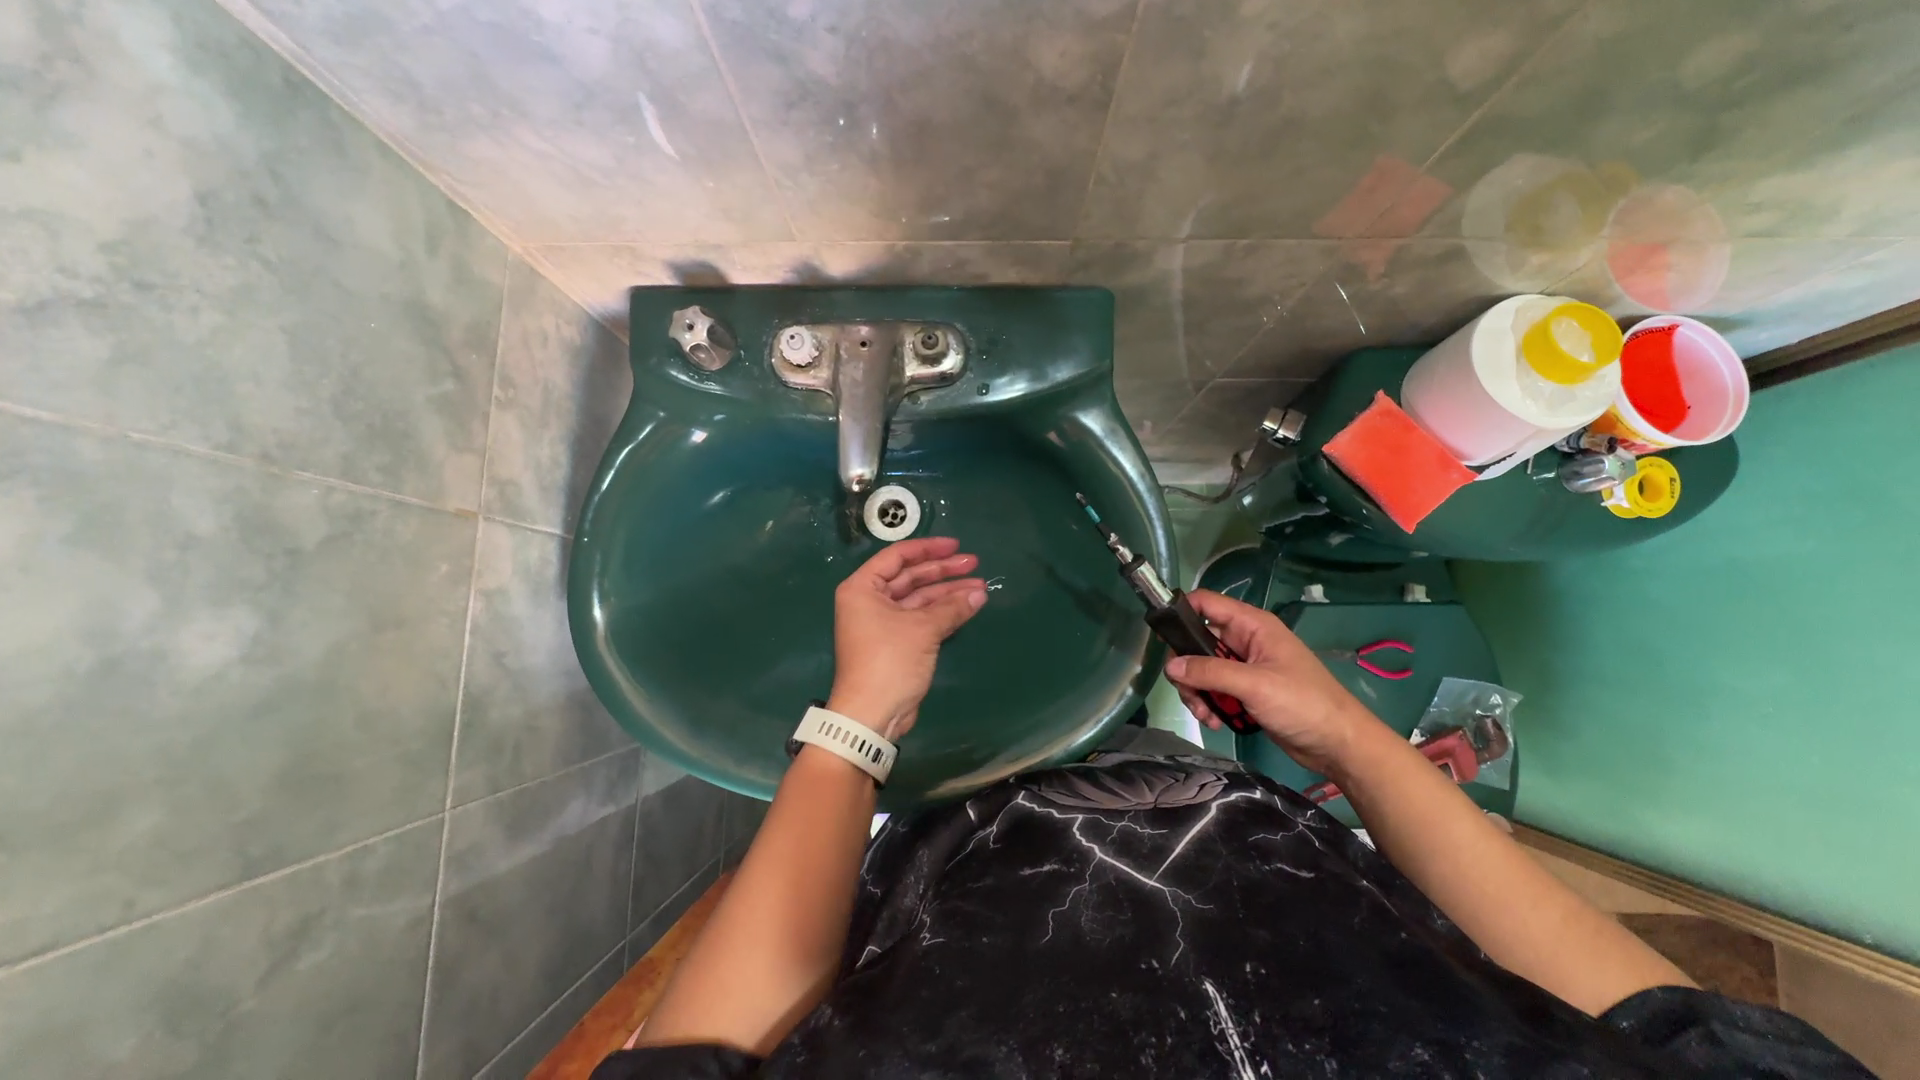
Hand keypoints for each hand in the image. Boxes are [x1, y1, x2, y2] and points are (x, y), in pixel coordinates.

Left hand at [828, 537, 987, 739]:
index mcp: (863, 588)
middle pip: (911, 577)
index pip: (897, 557)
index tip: (956, 546)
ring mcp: (883, 623)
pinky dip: (943, 612)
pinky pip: (922, 618)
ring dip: (948, 593)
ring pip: (919, 599)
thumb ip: (951, 608)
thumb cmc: (889, 661)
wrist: (872, 713)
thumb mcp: (922, 630)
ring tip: (980, 588)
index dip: (928, 549)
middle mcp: (870, 601)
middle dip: (943, 571)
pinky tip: (968, 606)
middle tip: (975, 564)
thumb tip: (980, 594)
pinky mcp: (897, 643)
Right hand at [1164, 590, 1381, 774]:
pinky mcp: (1245, 692)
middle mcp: (1246, 641)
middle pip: (1197, 642)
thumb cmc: (1303, 703)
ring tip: (1207, 714)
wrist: (1338, 744)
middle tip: (1189, 692)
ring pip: (1201, 669)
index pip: (1206, 603)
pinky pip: (1214, 690)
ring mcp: (1244, 668)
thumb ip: (1210, 672)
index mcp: (1253, 625)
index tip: (1163, 639)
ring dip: (1197, 692)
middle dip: (1187, 668)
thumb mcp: (1254, 685)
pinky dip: (1209, 704)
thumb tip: (1170, 666)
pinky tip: (1216, 722)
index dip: (1181, 613)